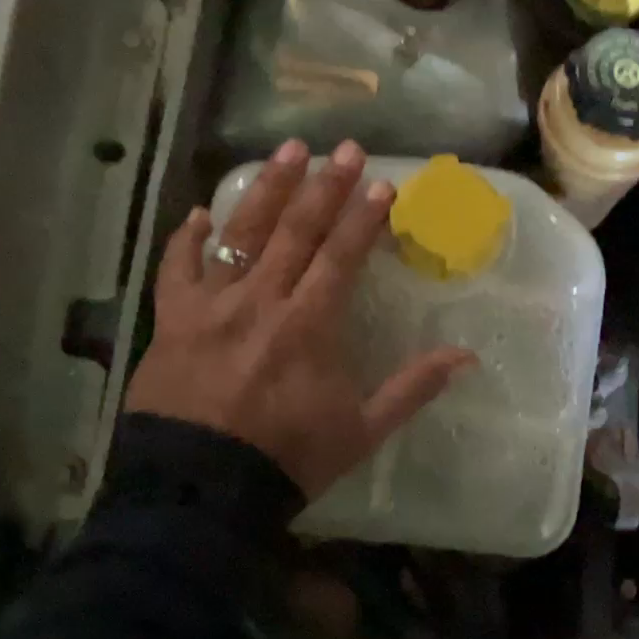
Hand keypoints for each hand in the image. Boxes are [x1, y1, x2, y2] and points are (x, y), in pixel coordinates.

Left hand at [125, 139, 476, 499]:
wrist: (198, 490)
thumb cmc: (288, 459)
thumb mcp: (362, 430)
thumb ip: (412, 388)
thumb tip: (467, 356)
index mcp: (308, 325)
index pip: (342, 256)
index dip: (364, 218)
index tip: (383, 184)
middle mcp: (260, 301)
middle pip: (295, 231)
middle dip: (324, 186)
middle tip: (345, 148)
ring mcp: (211, 306)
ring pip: (241, 234)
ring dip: (267, 190)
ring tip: (287, 150)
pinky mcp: (172, 321)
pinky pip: (178, 268)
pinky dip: (188, 238)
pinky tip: (203, 212)